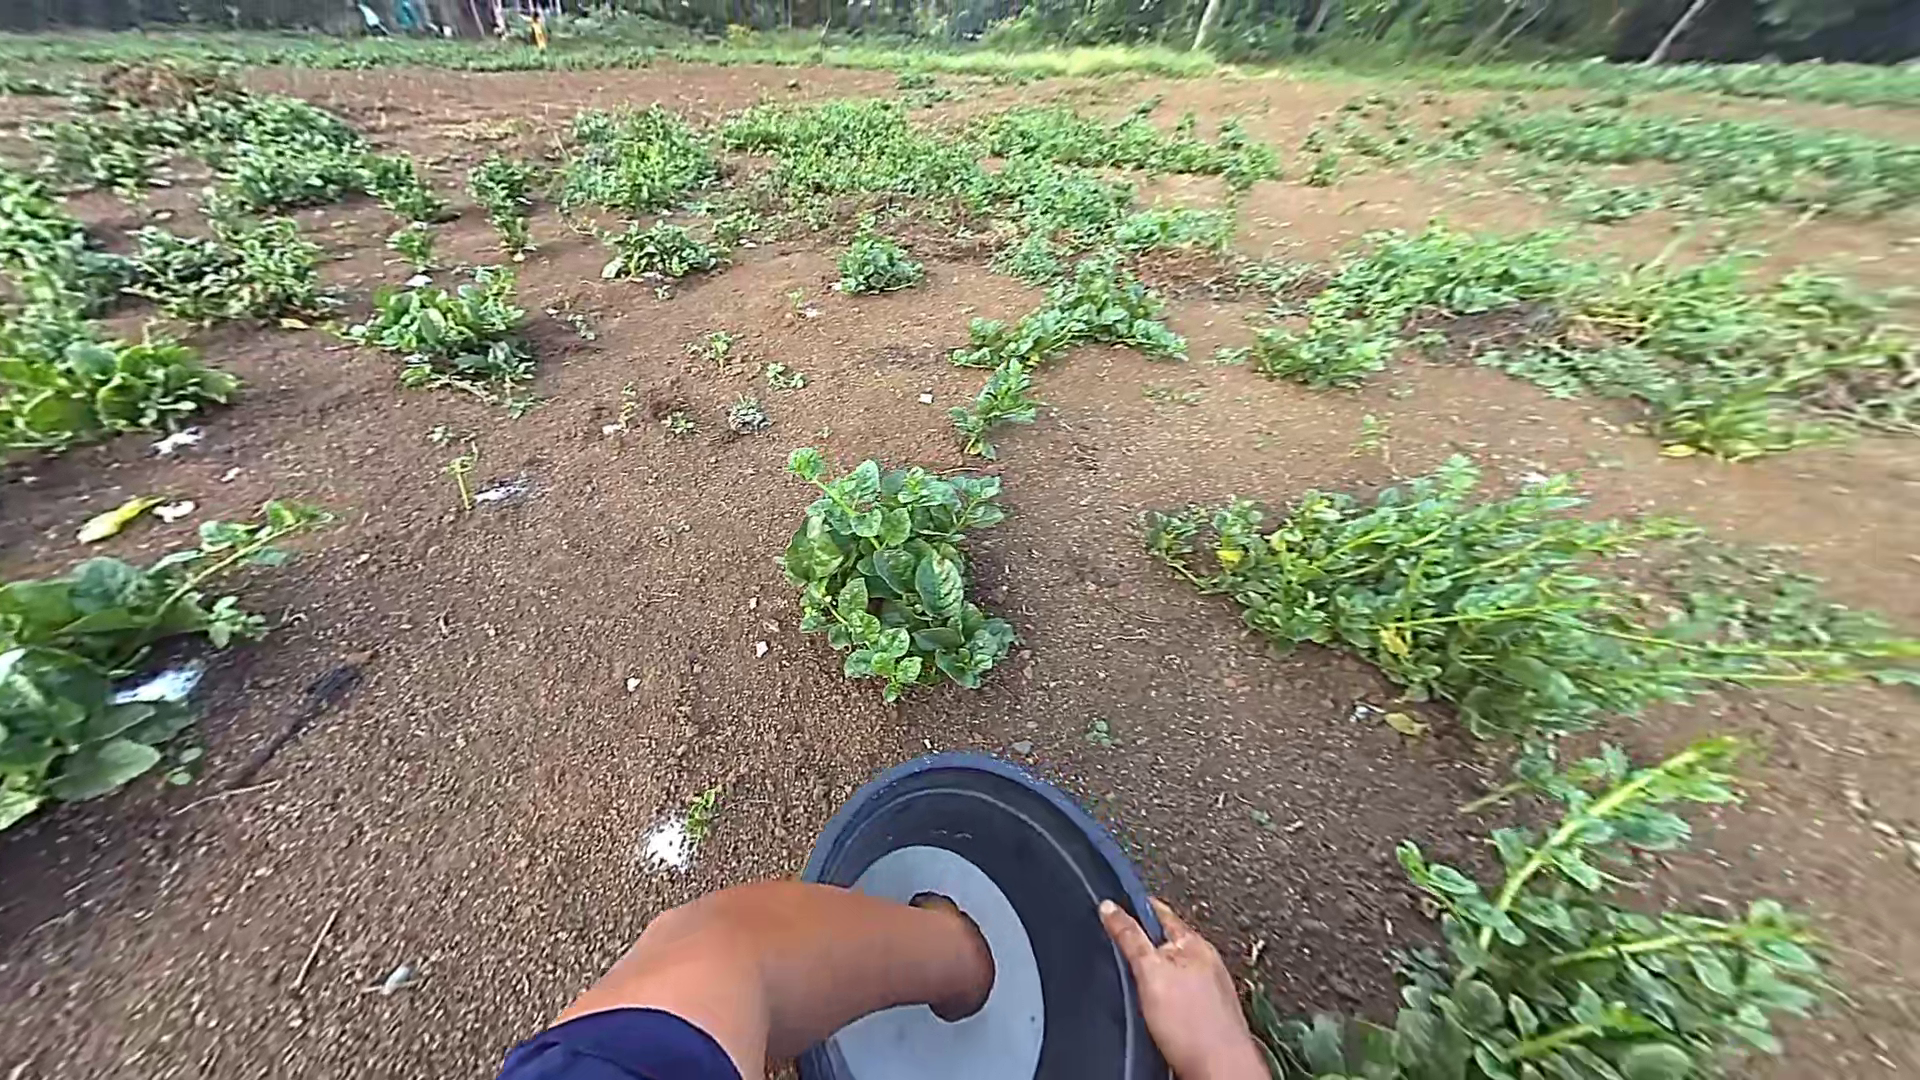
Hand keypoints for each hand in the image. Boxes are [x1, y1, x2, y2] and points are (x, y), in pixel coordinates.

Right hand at [1100, 897, 1266, 1079]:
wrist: (1223, 1078)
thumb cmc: (1195, 1029)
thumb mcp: (1150, 972)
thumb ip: (1129, 937)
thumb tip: (1109, 907)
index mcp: (1194, 944)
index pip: (1157, 911)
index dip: (1133, 907)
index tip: (1114, 906)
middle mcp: (1206, 963)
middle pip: (1164, 941)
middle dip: (1142, 944)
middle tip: (1119, 948)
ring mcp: (1210, 992)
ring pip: (1172, 971)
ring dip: (1154, 973)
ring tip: (1136, 981)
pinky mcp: (1209, 1018)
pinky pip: (1179, 995)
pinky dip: (1164, 996)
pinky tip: (1154, 1009)